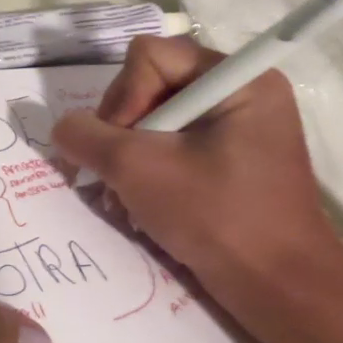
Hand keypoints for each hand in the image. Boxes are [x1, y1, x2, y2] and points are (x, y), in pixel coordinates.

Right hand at [51, 35, 342, 323]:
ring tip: (126, 194)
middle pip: (146, 85)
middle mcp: (240, 93)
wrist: (277, 285)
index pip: (148, 57)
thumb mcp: (134, 168)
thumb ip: (84, 135)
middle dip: (121, 130)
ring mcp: (235, 127)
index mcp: (237, 81)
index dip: (124, 97)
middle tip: (120, 172)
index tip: (128, 144)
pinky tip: (141, 200)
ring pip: (150, 118)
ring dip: (126, 156)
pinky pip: (168, 143)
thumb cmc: (215, 215)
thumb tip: (65, 128)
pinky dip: (145, 169)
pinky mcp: (228, 158)